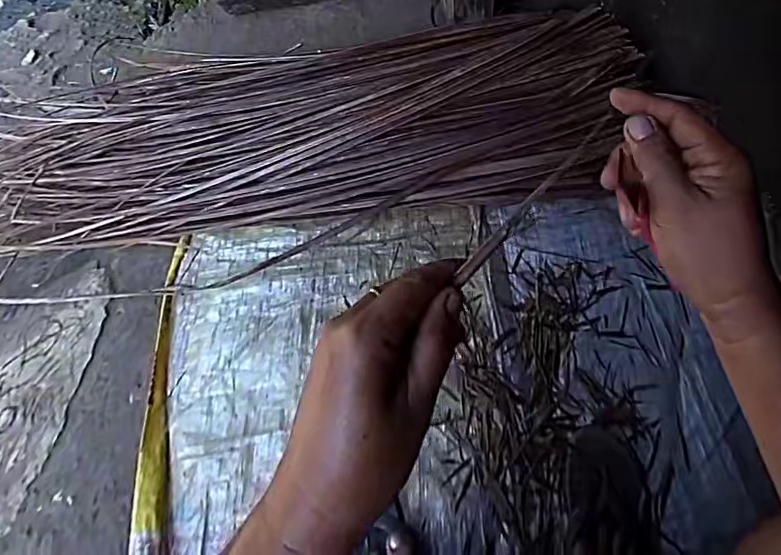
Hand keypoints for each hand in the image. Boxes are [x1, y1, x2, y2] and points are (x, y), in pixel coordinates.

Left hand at [233, 260, 463, 553]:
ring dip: (415, 317)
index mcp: (363, 334)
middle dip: (432, 300)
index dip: (443, 274)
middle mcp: (342, 326)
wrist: (310, 507)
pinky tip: (412, 362)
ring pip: (385, 307)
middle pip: (397, 292)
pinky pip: (370, 325)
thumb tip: (451, 297)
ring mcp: (331, 339)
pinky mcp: (329, 356)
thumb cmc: (366, 465)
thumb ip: (435, 343)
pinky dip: (396, 331)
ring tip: (440, 352)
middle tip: (461, 332)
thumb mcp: (416, 404)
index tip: (470, 273)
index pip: (411, 284)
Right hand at [601, 88, 780, 345]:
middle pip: (661, 141)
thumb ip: (652, 157)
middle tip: (613, 182)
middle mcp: (713, 165)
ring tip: (631, 215)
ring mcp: (704, 185)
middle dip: (632, 160)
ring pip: (654, 165)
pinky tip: (640, 223)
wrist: (731, 306)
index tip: (615, 98)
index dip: (644, 105)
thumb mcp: (672, 202)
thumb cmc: (710, 258)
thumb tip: (637, 122)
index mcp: (719, 158)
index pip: (678, 116)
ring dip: (634, 186)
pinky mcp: (694, 202)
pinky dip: (644, 202)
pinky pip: (659, 188)